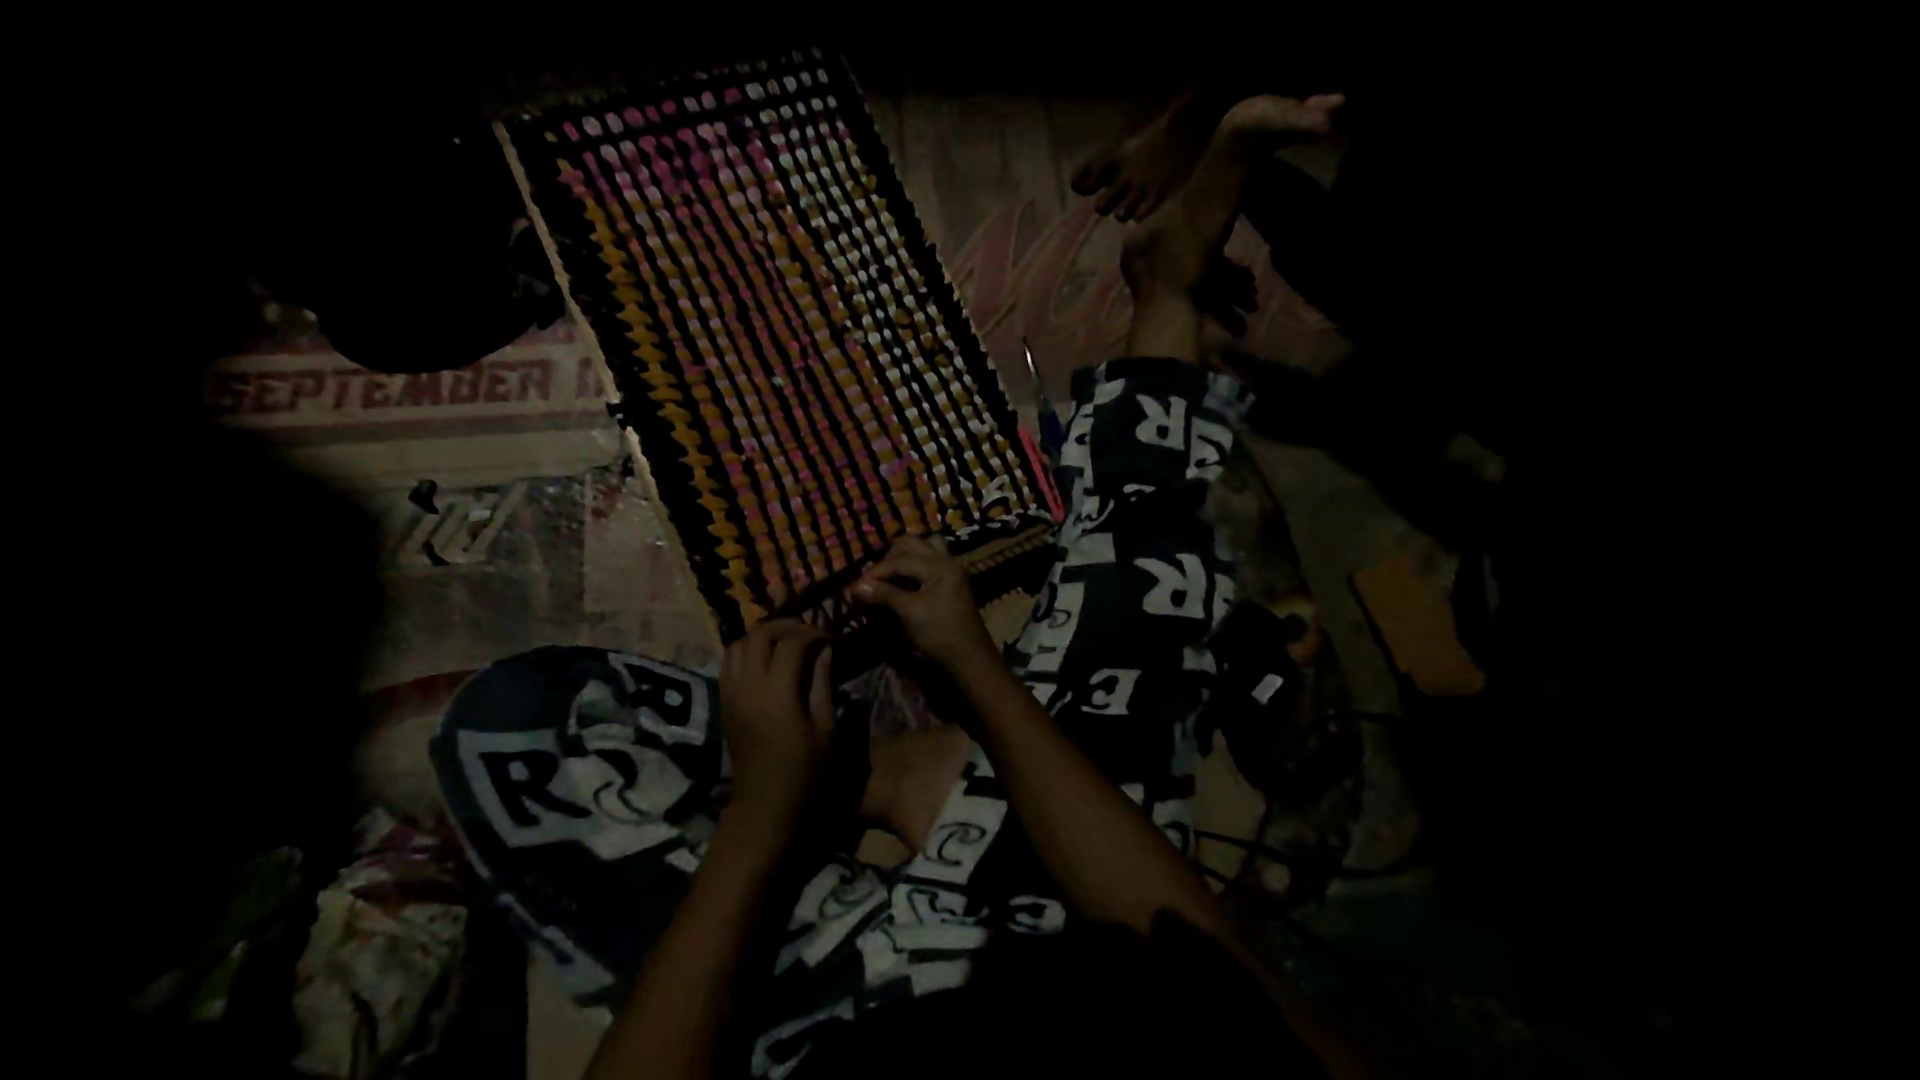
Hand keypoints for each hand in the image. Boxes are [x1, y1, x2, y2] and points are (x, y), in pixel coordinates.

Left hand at [720, 620, 833, 827]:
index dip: (813, 633)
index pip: (792, 643)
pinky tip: (767, 660)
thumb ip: (823, 682)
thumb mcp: (825, 726)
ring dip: (763, 636)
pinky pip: (729, 661)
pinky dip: (747, 651)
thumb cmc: (804, 770)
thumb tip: (826, 648)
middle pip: (760, 634)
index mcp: (777, 693)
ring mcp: (731, 692)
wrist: (764, 803)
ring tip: (786, 643)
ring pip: (739, 643)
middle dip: (786, 626)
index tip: (829, 637)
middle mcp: (748, 686)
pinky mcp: (724, 700)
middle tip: (808, 633)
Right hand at [850, 535, 998, 670]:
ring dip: (905, 554)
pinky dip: (916, 561)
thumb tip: (856, 586)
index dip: (877, 570)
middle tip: (875, 576)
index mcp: (940, 566)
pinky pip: (932, 558)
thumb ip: (885, 594)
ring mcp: (951, 569)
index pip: (901, 560)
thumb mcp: (910, 612)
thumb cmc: (939, 633)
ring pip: (925, 547)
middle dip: (890, 556)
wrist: (968, 655)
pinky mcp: (951, 580)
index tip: (857, 584)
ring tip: (890, 571)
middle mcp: (947, 561)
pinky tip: (905, 577)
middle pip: (913, 543)